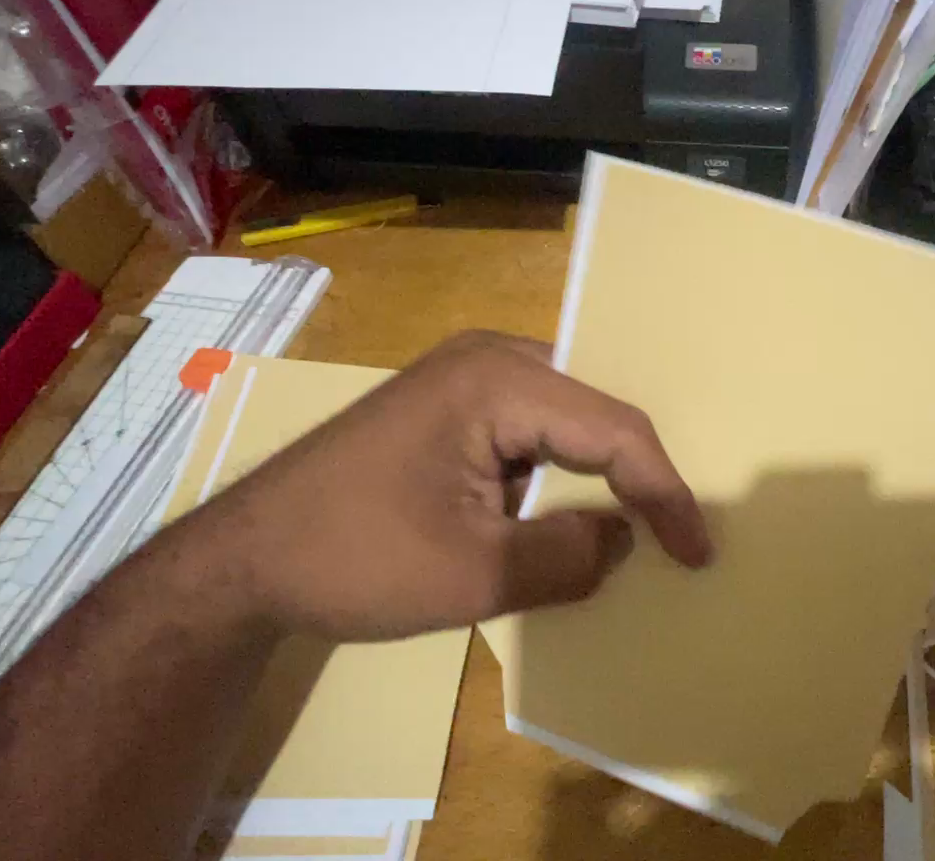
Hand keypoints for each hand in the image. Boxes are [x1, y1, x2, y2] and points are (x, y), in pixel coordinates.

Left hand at [199, 331, 711, 642]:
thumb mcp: (472, 575)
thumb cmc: (351, 560)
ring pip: (569, 418)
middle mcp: (490, 359)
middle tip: (679, 528)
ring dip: (603, 471)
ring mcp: (468, 377)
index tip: (697, 552)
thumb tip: (624, 540)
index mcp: (496, 380)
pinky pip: (535, 429)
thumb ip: (568, 557)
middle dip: (639, 471)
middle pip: (596, 410)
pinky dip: (564, 470)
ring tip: (645, 520)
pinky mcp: (455, 405)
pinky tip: (576, 506)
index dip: (664, 491)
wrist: (238, 563)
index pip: (613, 429)